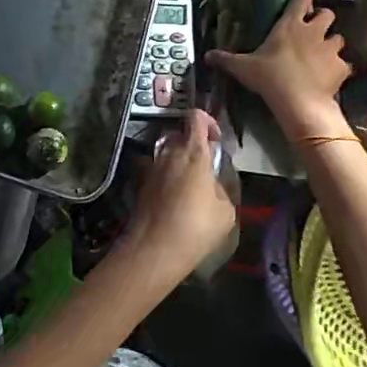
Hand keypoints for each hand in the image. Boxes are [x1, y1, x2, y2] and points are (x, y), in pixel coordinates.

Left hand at [123, 110, 234, 275]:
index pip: (197, 117)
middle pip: (181, 135)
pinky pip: (157, 170)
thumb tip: (213, 185)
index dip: (208, 122)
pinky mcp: (141, 183)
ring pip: (167, 152)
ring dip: (179, 161)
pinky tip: (175, 199)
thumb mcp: (225, 211)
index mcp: (193, 153)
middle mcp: (170, 153)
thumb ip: (221, 188)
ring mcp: (152, 167)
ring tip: (191, 185)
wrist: (154, 248)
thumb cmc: (196, 227)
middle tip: (205, 167)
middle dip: (194, 145)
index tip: (215, 139)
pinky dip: (167, 177)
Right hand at [207, 0, 350, 134]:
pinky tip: (332, 76)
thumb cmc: (269, 77)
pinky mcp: (341, 67)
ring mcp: (330, 49)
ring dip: (332, 43)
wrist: (299, 101)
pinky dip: (339, 68)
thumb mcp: (243, 68)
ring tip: (325, 52)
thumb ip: (226, 60)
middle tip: (316, 26)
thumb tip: (206, 56)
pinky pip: (344, 64)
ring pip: (339, 38)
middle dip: (324, 17)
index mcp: (289, 25)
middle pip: (328, 14)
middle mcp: (313, 32)